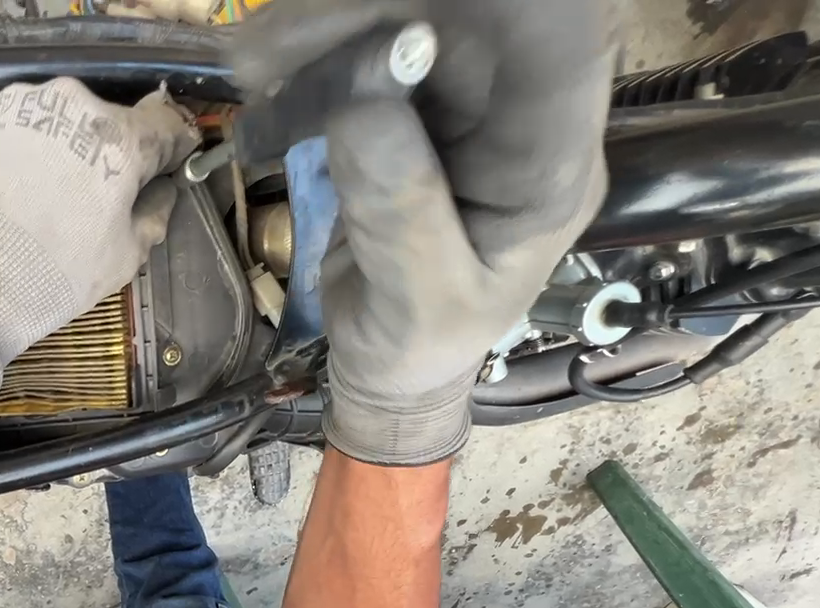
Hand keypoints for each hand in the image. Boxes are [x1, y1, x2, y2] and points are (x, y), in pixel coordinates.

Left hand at [0, 77, 199, 398]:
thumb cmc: (53, 277)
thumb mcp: (124, 258)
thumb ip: (153, 214)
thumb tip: (159, 193)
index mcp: (118, 140)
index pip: (163, 126)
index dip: (168, 149)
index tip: (164, 164)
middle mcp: (71, 106)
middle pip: (104, 121)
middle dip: (104, 153)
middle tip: (90, 197)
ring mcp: (19, 107)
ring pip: (54, 119)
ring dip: (56, 148)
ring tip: (41, 197)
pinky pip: (9, 130)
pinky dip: (14, 153)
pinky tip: (8, 191)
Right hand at [233, 0, 614, 464]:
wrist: (390, 361)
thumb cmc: (420, 346)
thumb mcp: (418, 303)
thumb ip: (400, 218)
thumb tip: (357, 107)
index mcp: (552, 168)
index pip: (560, 50)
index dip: (502, 5)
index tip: (398, 14)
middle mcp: (521, 118)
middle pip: (478, 21)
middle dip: (381, 14)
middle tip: (281, 36)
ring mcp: (467, 111)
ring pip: (416, 28)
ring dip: (336, 28)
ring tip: (260, 54)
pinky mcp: (416, 115)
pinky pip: (371, 62)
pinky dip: (318, 59)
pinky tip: (271, 71)